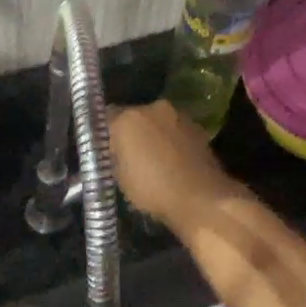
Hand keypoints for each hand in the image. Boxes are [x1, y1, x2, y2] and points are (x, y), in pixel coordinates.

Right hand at [109, 102, 248, 226]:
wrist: (201, 198)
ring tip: (152, 161)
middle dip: (130, 132)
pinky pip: (175, 131)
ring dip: (152, 135)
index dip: (104, 135)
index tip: (103, 150)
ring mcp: (178, 116)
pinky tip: (171, 162)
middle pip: (133, 117)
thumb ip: (113, 156)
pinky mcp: (198, 128)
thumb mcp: (119, 177)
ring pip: (157, 122)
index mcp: (127, 119)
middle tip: (127, 155)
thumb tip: (113, 151)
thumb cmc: (152, 189)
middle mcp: (152, 108)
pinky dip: (170, 142)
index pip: (105, 118)